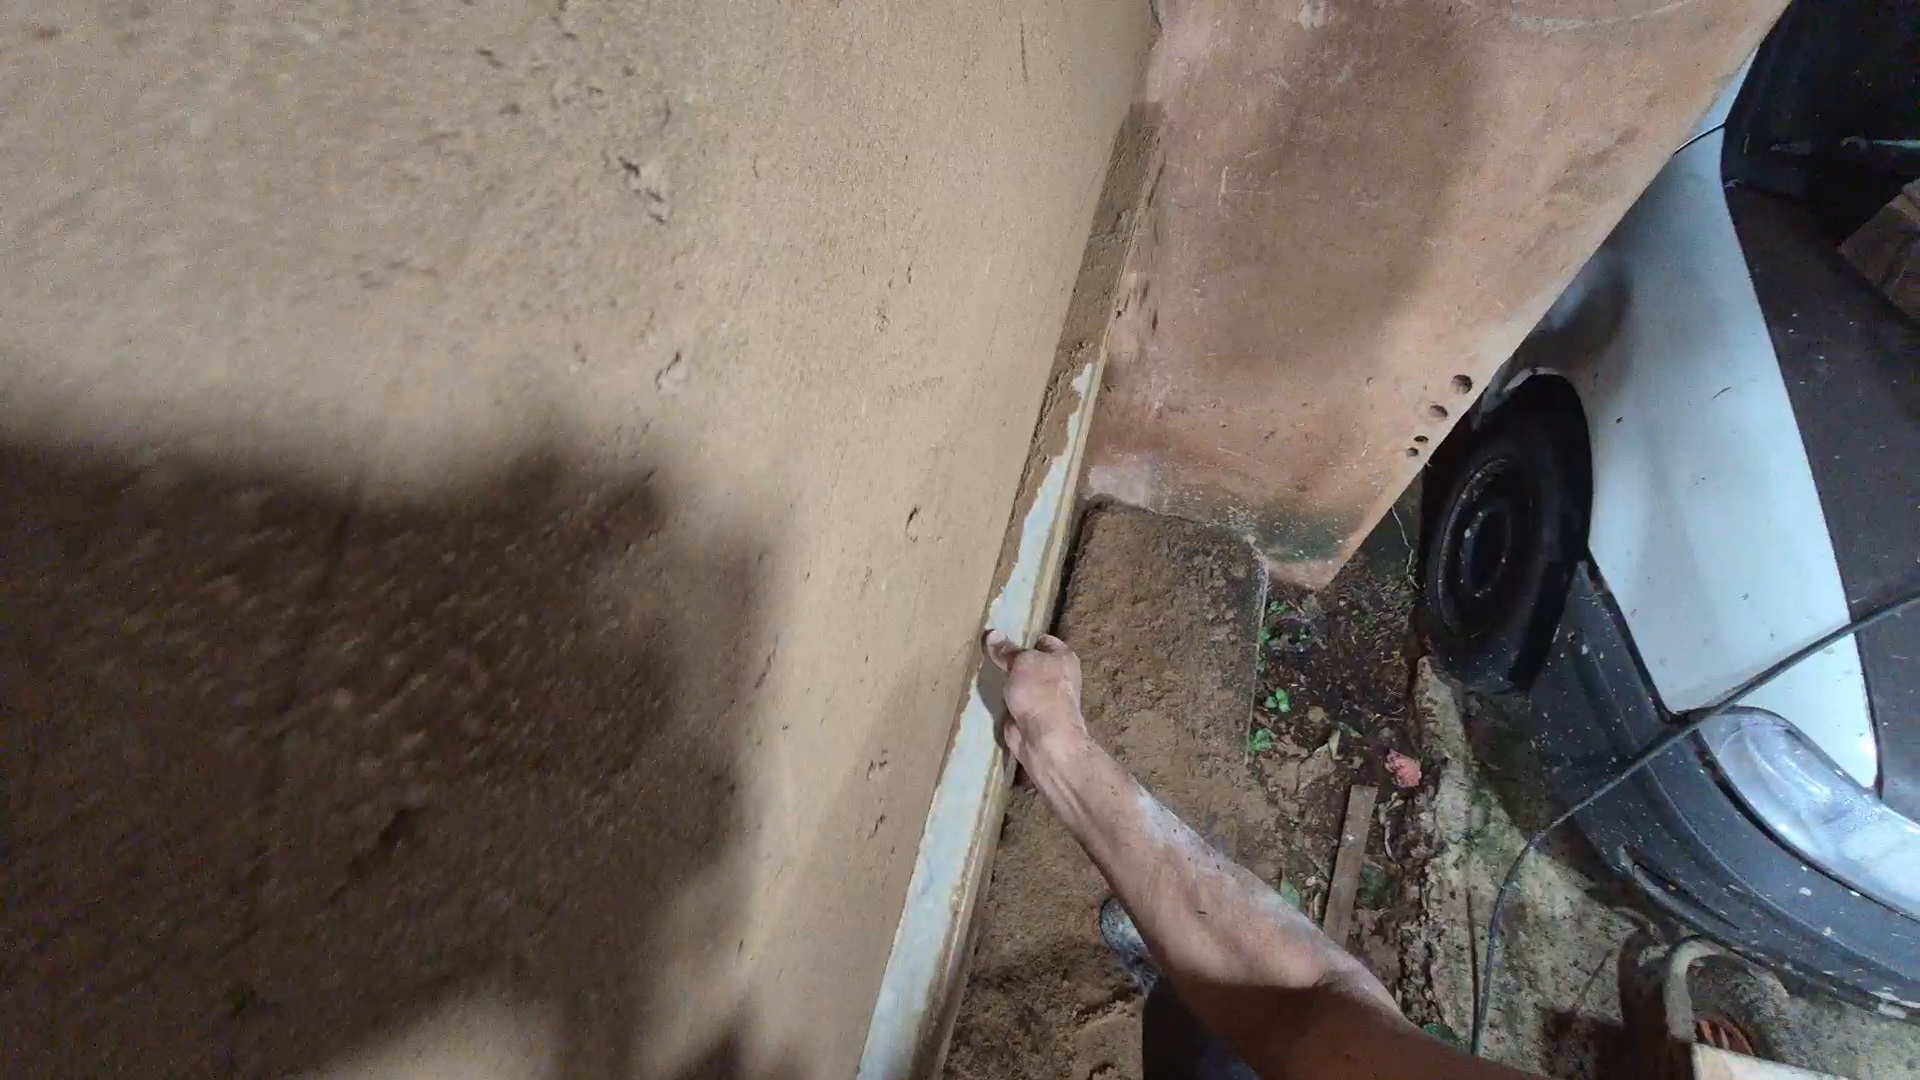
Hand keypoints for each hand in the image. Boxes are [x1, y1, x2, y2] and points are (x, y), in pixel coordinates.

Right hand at [983, 631, 1089, 767]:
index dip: (1023, 636)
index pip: (1042, 640)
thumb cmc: (1040, 692)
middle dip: (1010, 659)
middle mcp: (1056, 677)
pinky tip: (983, 691)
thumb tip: (992, 633)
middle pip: (1029, 662)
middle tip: (985, 651)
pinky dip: (1001, 699)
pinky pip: (1011, 701)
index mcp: (1063, 658)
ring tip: (980, 668)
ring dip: (1004, 681)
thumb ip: (1007, 650)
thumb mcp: (1021, 662)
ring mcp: (1042, 699)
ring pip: (1018, 683)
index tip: (1000, 635)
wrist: (1045, 740)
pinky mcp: (1028, 716)